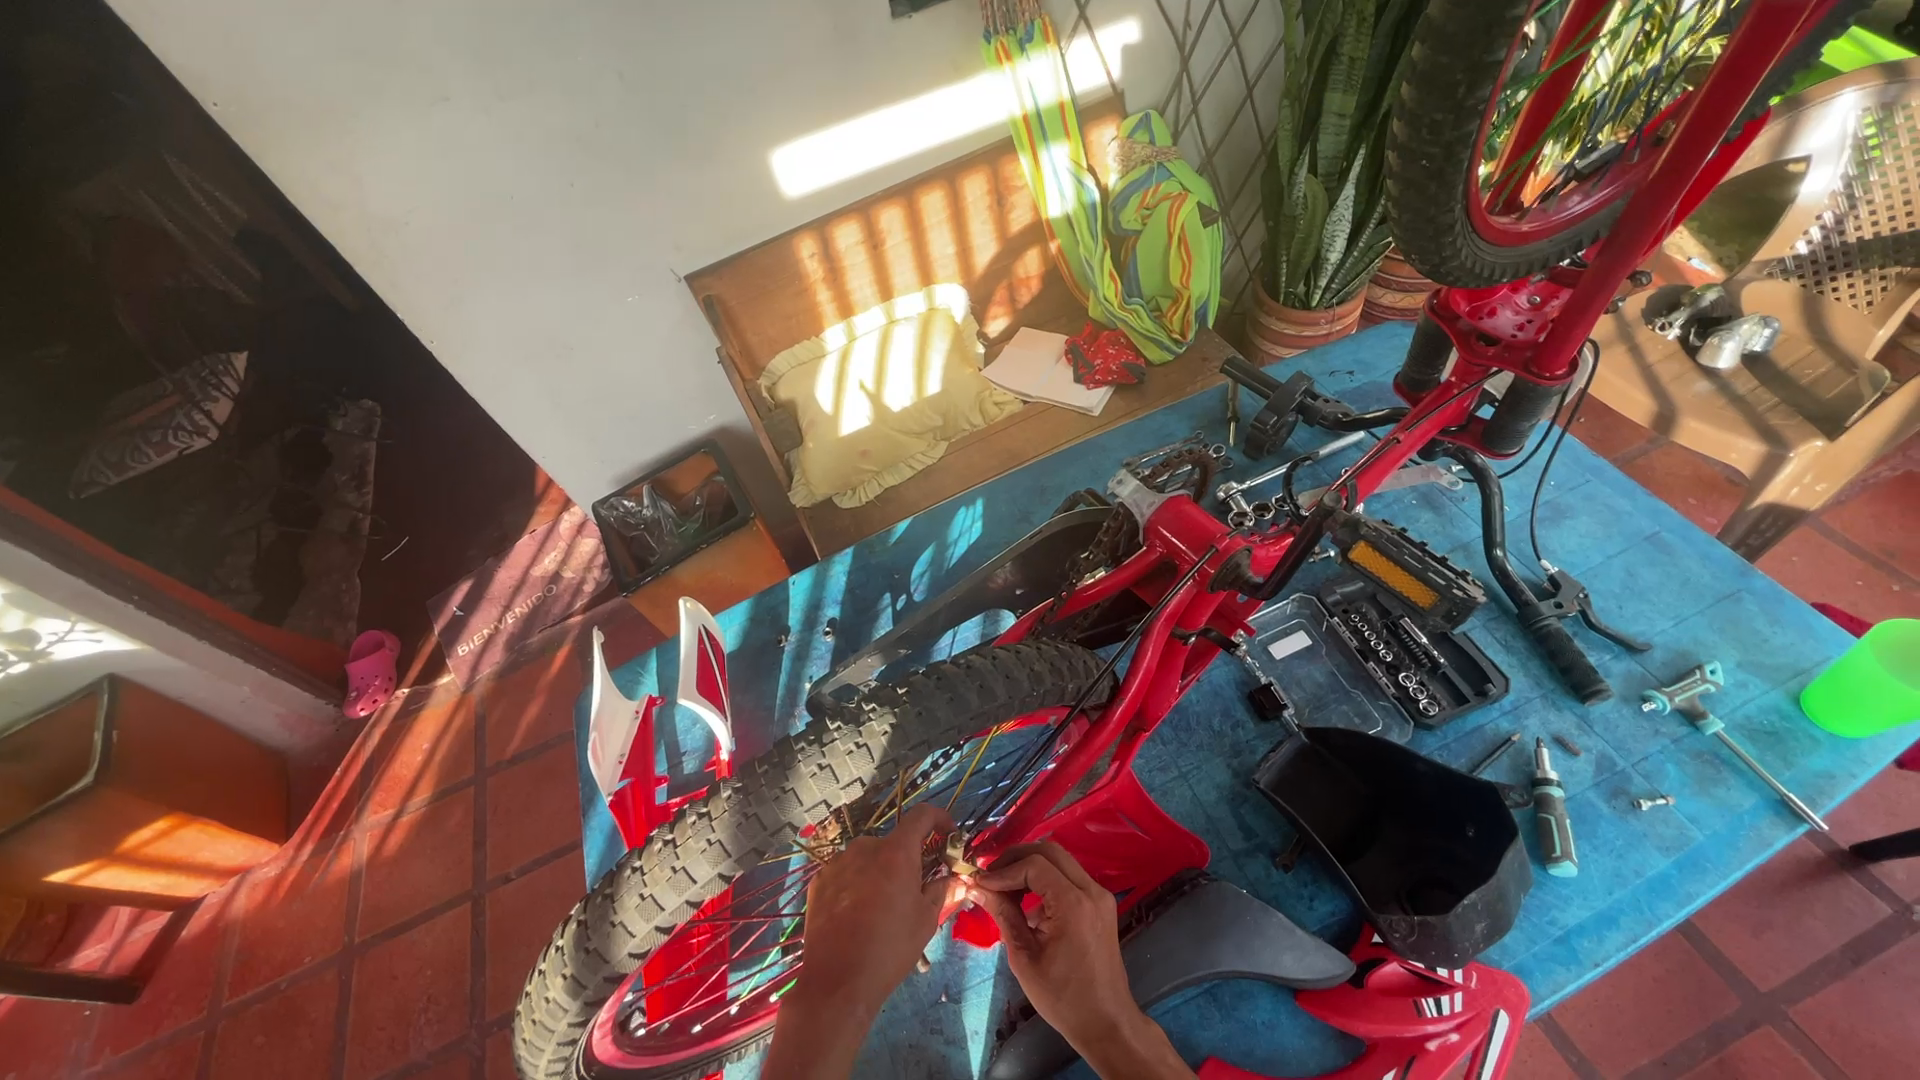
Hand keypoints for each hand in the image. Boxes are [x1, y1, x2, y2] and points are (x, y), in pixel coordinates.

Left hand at [763, 804, 963, 1079]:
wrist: (837, 982)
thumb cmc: (890, 949)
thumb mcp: (926, 920)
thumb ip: (943, 890)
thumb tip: (956, 878)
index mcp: (896, 852)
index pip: (921, 815)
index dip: (939, 818)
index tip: (948, 835)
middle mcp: (864, 847)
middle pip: (893, 842)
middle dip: (907, 858)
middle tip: (913, 888)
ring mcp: (837, 863)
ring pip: (868, 857)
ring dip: (880, 871)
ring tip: (881, 906)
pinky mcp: (818, 881)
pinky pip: (846, 872)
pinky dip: (856, 882)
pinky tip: (856, 913)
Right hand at [968, 842, 1194, 1079]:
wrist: (1106, 1022)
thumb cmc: (1062, 998)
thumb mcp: (1024, 957)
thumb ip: (1003, 915)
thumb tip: (978, 887)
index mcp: (1073, 904)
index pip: (1033, 865)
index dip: (1003, 870)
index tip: (981, 884)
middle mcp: (1091, 891)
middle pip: (1049, 851)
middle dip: (1016, 858)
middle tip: (990, 876)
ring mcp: (1100, 895)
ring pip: (1060, 860)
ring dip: (1030, 866)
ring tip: (1004, 888)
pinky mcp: (1101, 904)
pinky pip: (1069, 877)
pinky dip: (1046, 879)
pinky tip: (1027, 903)